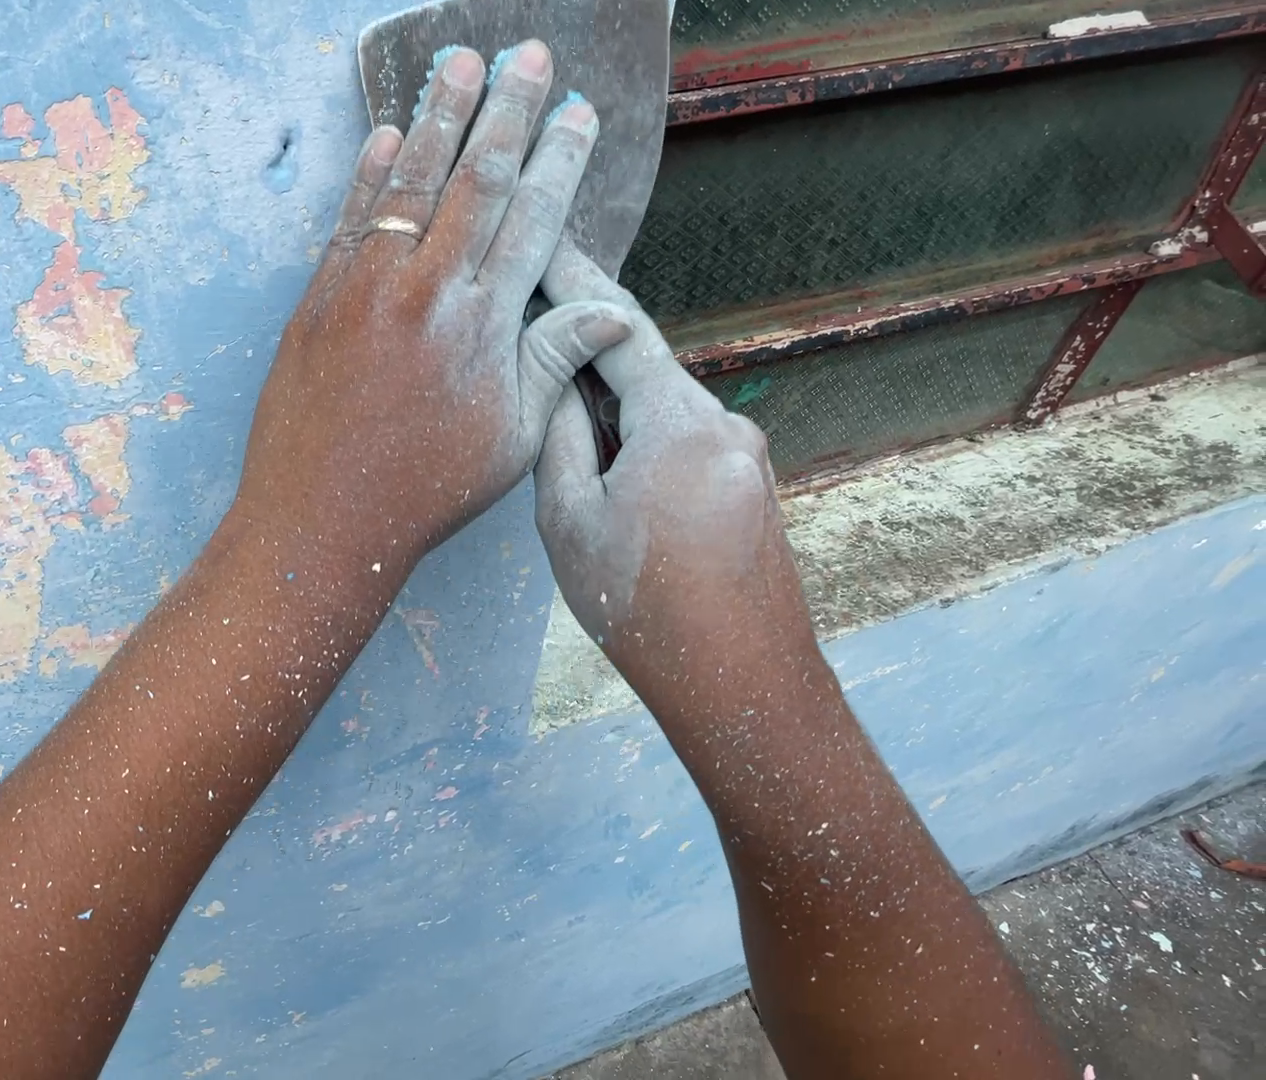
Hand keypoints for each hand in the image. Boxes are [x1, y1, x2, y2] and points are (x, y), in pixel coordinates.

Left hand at [233, 41, 633, 577]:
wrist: (320, 519)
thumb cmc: (421, 491)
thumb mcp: (509, 443)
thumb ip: (550, 366)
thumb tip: (605, 311)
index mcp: (482, 326)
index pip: (533, 220)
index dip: (559, 161)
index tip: (576, 114)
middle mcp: (424, 293)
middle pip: (474, 182)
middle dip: (505, 111)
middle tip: (526, 56)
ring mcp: (363, 293)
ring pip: (409, 186)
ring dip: (437, 119)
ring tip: (458, 62)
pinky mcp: (317, 305)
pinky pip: (349, 223)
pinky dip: (369, 175)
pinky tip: (387, 138)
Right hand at [532, 245, 818, 712]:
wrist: (738, 682)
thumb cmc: (640, 602)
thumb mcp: (570, 518)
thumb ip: (561, 439)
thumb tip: (557, 385)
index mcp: (679, 421)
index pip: (622, 329)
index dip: (579, 283)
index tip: (549, 244)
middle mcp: (723, 425)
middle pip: (645, 366)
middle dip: (589, 347)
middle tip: (534, 328)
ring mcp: (742, 458)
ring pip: (660, 408)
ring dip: (608, 404)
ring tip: (557, 417)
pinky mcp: (746, 490)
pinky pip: (680, 441)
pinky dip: (636, 437)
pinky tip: (603, 465)